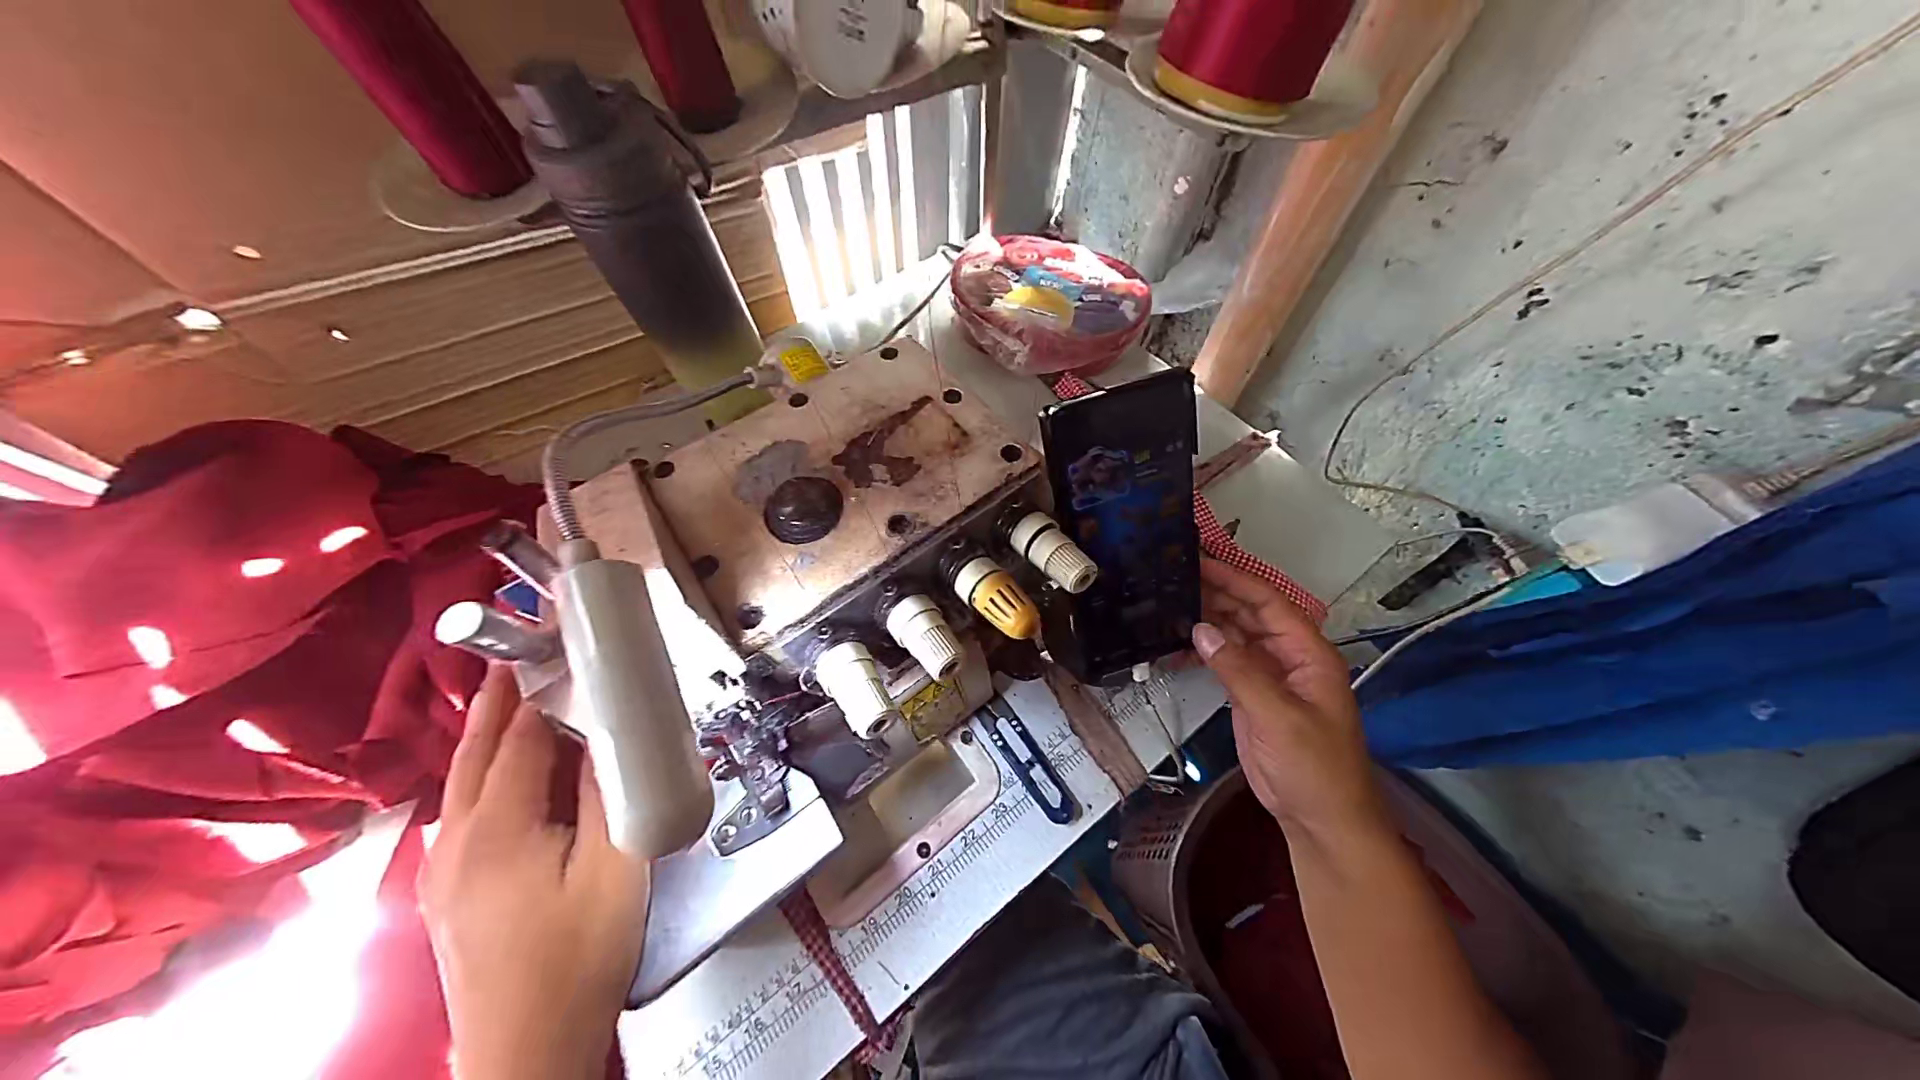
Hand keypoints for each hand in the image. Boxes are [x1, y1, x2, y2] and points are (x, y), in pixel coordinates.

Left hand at [421, 666, 651, 1079]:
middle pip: (478, 749)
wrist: (527, 1050)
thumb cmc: (579, 957)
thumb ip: (613, 796)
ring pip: (466, 779)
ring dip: (491, 731)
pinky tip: (515, 769)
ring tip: (517, 692)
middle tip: (518, 648)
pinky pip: (468, 808)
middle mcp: (456, 841)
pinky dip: (489, 770)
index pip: (519, 736)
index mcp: (496, 829)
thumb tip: (611, 739)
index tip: (559, 644)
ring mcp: (446, 869)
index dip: (541, 687)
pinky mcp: (450, 891)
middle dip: (498, 695)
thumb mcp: (616, 868)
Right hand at [1192, 558, 1384, 841]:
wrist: (1320, 818)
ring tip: (1170, 600)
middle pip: (1250, 613)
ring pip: (1235, 635)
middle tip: (1175, 576)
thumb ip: (1240, 671)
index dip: (1236, 579)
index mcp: (1308, 654)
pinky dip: (1202, 650)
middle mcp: (1288, 657)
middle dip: (1217, 593)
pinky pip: (1225, 661)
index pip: (1270, 603)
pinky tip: (1178, 642)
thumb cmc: (1315, 768)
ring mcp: (1269, 676)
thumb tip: (1201, 631)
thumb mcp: (1279, 716)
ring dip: (1207, 618)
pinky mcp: (1251, 695)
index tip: (1201, 561)